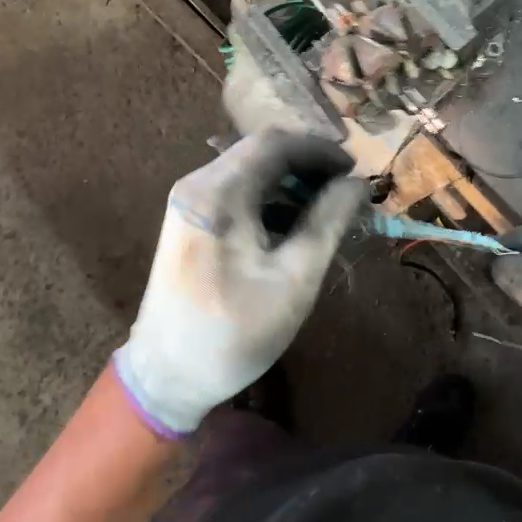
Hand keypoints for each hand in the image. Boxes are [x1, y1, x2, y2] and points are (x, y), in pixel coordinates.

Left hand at [112, 130, 364, 437]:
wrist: (165, 378)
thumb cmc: (234, 331)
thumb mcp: (294, 278)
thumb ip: (327, 221)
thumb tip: (356, 184)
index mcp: (217, 192)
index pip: (275, 143)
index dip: (320, 150)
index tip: (356, 171)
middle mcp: (197, 185)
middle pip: (260, 152)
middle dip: (308, 165)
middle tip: (346, 190)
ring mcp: (188, 202)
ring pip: (248, 170)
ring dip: (290, 182)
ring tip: (327, 209)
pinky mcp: (189, 221)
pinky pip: (235, 192)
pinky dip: (269, 199)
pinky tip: (293, 225)